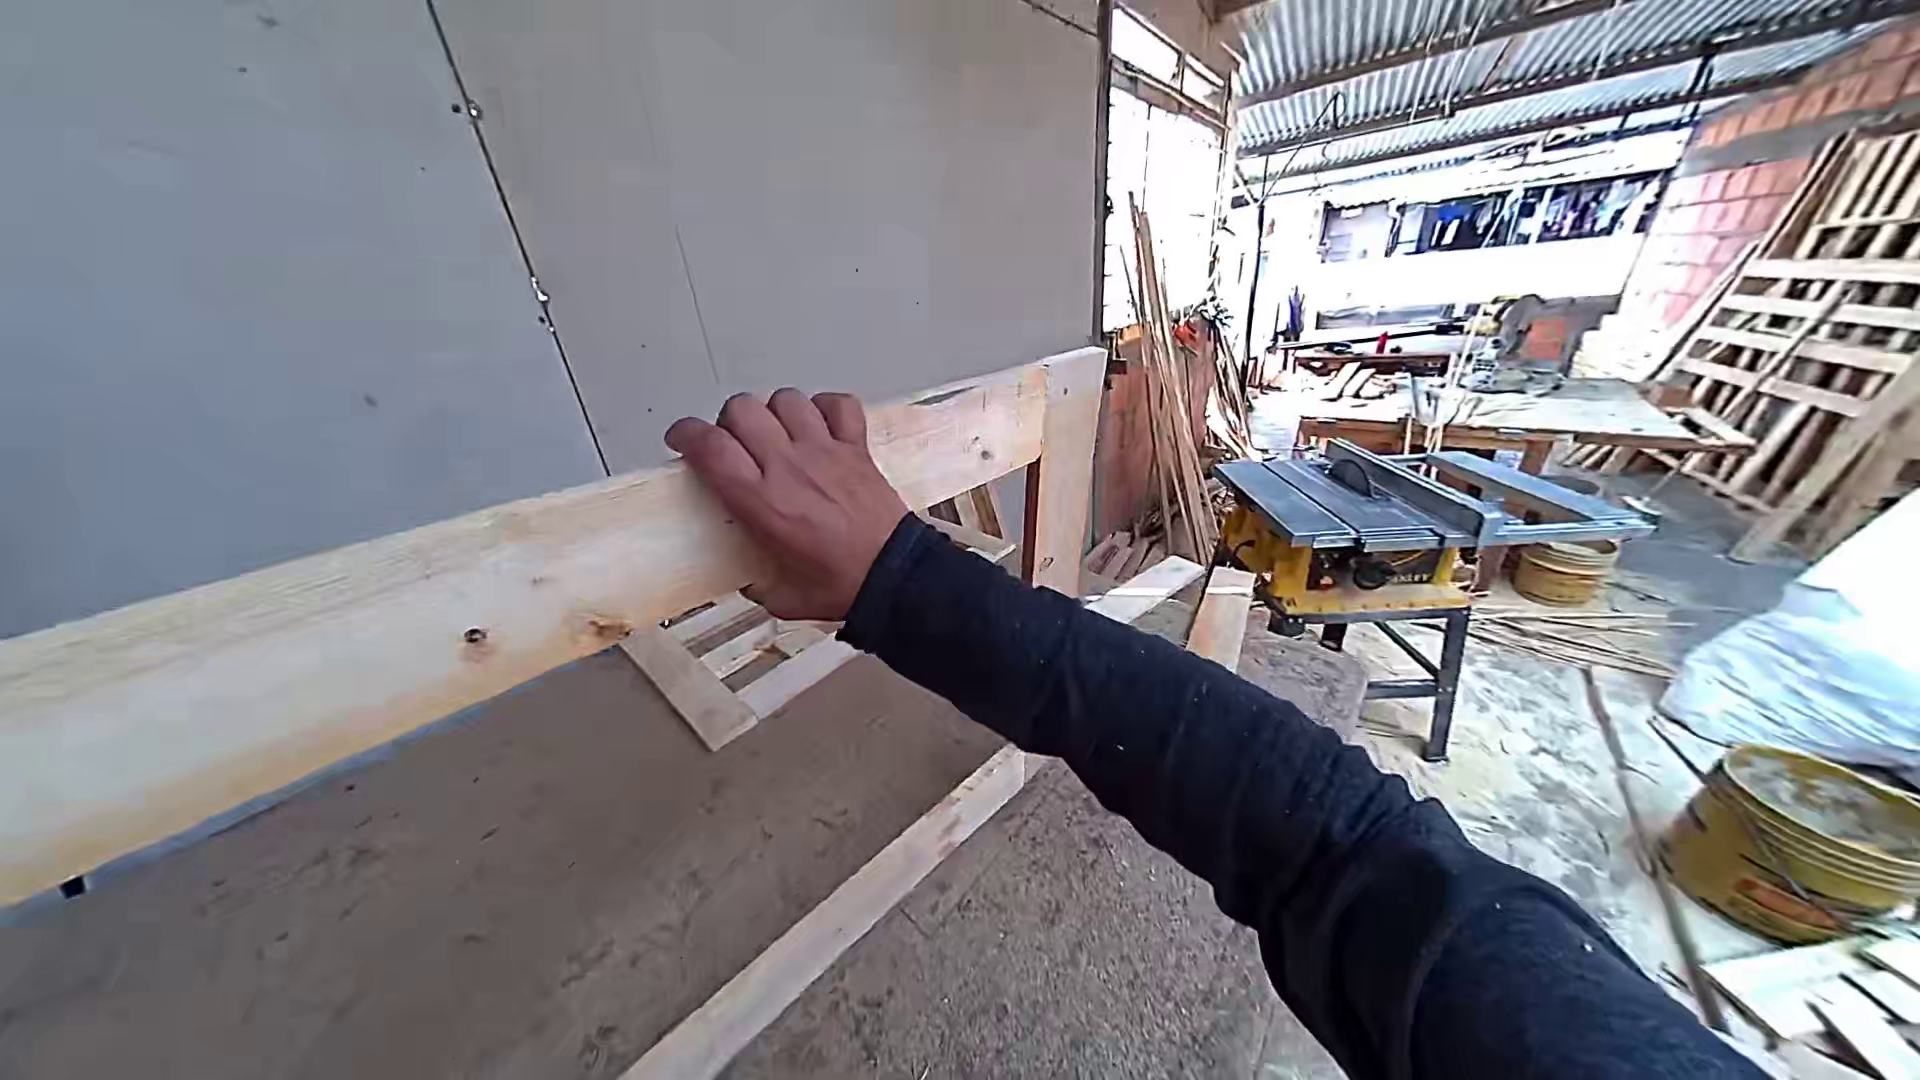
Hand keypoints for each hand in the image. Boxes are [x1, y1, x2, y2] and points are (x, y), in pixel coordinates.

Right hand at [666, 389, 908, 619]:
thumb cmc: (843, 586)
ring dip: (774, 412)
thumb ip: (754, 582)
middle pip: (742, 410)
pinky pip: (839, 404)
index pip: (710, 446)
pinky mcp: (856, 449)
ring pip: (786, 399)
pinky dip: (826, 407)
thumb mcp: (781, 597)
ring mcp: (826, 452)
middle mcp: (790, 467)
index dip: (686, 435)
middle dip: (729, 422)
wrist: (895, 577)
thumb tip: (746, 575)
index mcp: (763, 502)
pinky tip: (820, 426)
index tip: (683, 440)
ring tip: (779, 435)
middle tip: (736, 444)